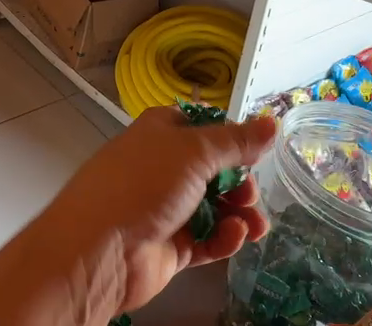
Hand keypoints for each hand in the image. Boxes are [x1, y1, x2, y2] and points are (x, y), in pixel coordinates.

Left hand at [42, 106, 275, 315]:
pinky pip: (207, 239)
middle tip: (251, 194)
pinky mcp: (172, 245)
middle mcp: (164, 165)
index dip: (232, 138)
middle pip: (214, 169)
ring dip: (239, 213)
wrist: (100, 249)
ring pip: (215, 206)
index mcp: (162, 131)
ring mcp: (167, 207)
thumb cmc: (143, 183)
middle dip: (239, 182)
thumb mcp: (194, 152)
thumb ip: (236, 142)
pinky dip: (224, 238)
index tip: (257, 150)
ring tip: (254, 225)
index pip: (204, 126)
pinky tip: (235, 237)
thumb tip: (272, 123)